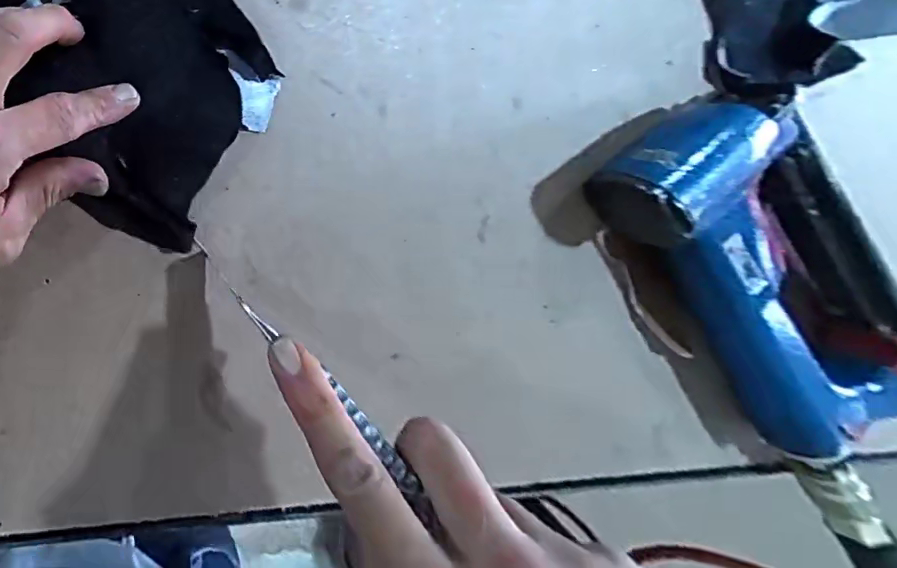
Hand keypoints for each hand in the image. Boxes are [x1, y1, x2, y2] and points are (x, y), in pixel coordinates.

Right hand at [268, 338, 634, 567]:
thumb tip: (363, 535)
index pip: (363, 485)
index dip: (318, 415)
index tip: (286, 351)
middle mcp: (503, 560)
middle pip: (429, 442)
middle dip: (411, 458)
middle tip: (424, 513)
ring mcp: (564, 556)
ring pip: (488, 488)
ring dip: (476, 520)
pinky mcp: (610, 562)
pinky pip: (542, 528)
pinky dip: (530, 555)